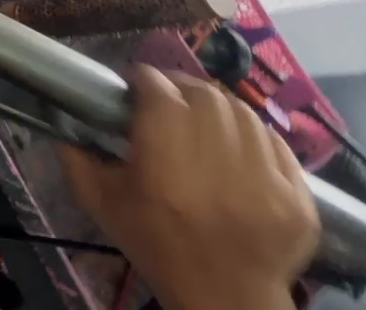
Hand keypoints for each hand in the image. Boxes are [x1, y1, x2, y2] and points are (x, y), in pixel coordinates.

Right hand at [59, 66, 318, 309]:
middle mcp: (219, 174)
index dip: (146, 79)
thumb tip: (65, 116)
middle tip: (167, 94)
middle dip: (181, 86)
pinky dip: (252, 131)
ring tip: (202, 114)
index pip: (161, 95)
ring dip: (217, 105)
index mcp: (165, 173)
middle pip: (205, 97)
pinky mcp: (300, 200)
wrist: (225, 300)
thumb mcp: (100, 203)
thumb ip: (76, 157)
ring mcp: (268, 187)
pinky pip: (276, 142)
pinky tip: (235, 140)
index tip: (135, 82)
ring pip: (244, 114)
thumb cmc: (155, 247)